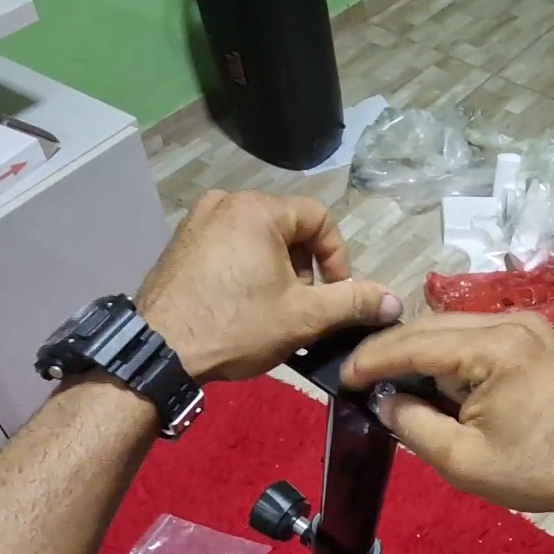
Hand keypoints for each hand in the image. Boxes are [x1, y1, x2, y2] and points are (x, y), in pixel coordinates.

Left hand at [137, 190, 400, 380]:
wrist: (159, 351)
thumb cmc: (237, 326)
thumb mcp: (304, 317)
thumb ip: (353, 302)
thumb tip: (394, 301)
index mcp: (258, 210)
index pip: (319, 218)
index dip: (338, 257)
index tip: (334, 295)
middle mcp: (225, 202)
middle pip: (288, 227)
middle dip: (306, 267)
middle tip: (303, 307)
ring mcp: (197, 221)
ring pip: (259, 239)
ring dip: (278, 271)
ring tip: (274, 311)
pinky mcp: (180, 244)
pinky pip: (230, 248)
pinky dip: (247, 271)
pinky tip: (243, 307)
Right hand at [340, 313, 553, 514]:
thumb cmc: (532, 471)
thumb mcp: (461, 459)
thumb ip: (413, 424)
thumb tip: (384, 399)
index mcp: (497, 348)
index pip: (417, 344)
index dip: (374, 359)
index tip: (342, 376)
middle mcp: (512, 322)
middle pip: (433, 327)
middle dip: (393, 352)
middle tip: (359, 378)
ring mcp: (526, 324)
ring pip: (452, 328)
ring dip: (419, 353)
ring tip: (390, 381)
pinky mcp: (533, 335)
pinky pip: (475, 335)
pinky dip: (447, 354)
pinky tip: (431, 378)